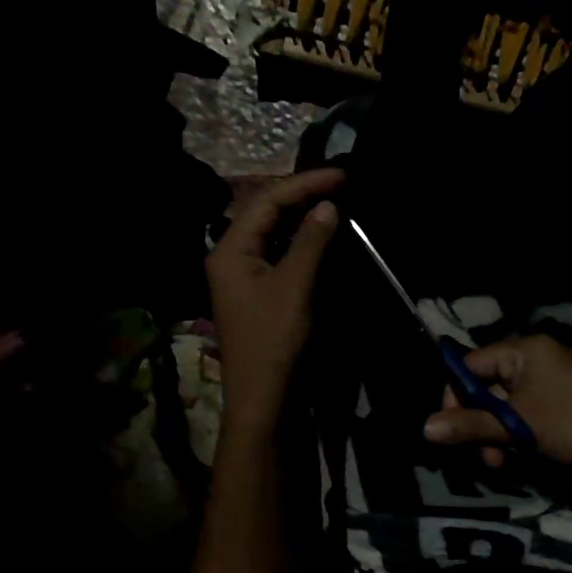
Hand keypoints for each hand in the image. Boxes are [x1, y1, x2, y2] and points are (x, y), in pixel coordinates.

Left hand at [206, 168, 343, 420]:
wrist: (264, 397)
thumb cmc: (274, 340)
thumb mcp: (295, 287)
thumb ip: (310, 242)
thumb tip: (328, 206)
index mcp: (230, 249)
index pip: (267, 201)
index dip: (304, 184)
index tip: (342, 175)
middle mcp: (232, 256)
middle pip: (266, 212)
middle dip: (302, 195)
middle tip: (341, 184)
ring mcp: (245, 275)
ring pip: (274, 233)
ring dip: (303, 217)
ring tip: (336, 203)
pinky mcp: (260, 293)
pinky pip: (280, 254)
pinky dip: (302, 242)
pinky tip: (324, 238)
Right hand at [423, 335, 571, 468]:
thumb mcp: (518, 426)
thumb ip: (471, 424)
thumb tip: (424, 428)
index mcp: (524, 350)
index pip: (471, 364)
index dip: (454, 395)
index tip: (447, 427)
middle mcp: (533, 359)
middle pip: (485, 387)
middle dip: (476, 423)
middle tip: (479, 456)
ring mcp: (547, 382)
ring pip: (502, 406)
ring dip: (493, 435)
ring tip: (497, 463)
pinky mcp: (556, 404)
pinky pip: (522, 415)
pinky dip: (513, 435)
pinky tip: (512, 458)